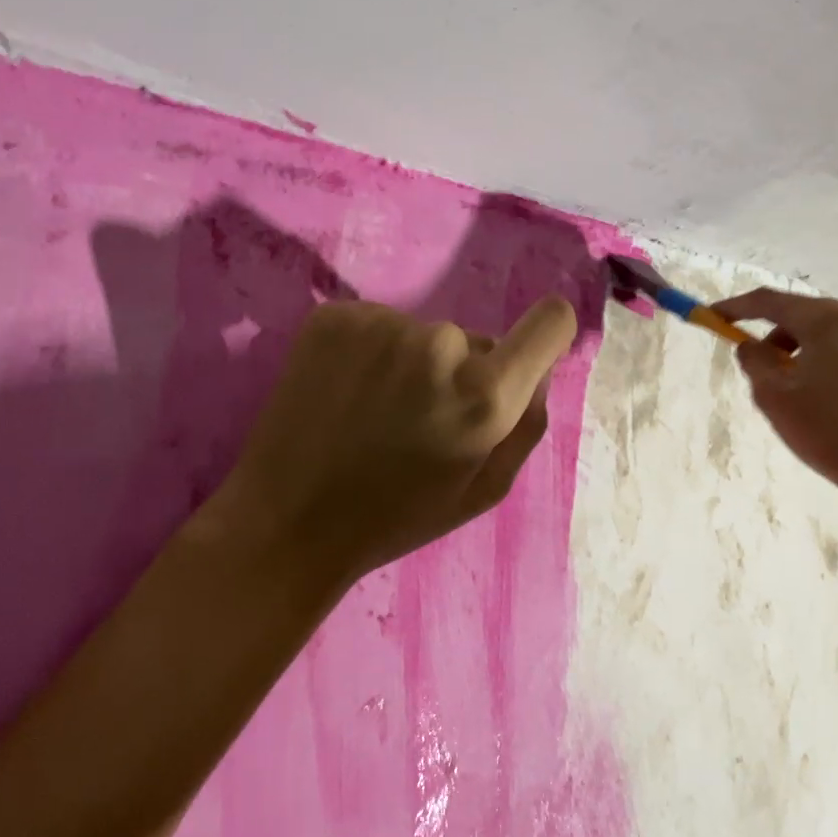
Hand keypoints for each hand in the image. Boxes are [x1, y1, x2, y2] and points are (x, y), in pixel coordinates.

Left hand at [199, 295, 577, 582]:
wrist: (287, 520)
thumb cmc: (395, 517)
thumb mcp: (484, 492)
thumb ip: (527, 425)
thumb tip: (537, 371)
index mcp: (484, 395)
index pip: (550, 322)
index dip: (545, 337)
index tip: (521, 361)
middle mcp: (439, 343)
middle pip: (473, 341)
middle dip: (458, 375)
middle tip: (415, 425)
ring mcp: (381, 324)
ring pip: (421, 335)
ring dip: (409, 366)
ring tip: (371, 416)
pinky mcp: (333, 316)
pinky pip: (377, 327)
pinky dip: (368, 355)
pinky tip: (344, 396)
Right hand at [710, 288, 837, 500]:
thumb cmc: (828, 430)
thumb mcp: (774, 397)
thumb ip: (754, 362)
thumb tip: (750, 346)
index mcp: (825, 320)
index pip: (769, 301)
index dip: (736, 307)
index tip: (714, 315)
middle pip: (805, 317)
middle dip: (777, 338)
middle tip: (763, 372)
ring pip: (833, 337)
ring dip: (808, 354)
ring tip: (802, 395)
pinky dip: (837, 369)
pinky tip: (836, 406)